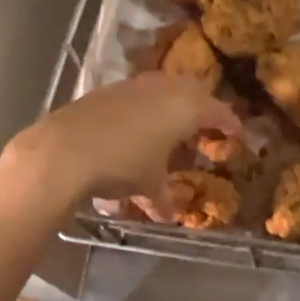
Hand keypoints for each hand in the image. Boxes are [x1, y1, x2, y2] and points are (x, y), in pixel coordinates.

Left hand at [0, 74, 239, 212]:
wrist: (63, 150)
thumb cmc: (121, 165)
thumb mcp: (147, 185)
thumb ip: (162, 197)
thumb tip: (167, 214)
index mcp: (185, 108)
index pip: (217, 111)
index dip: (229, 123)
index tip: (236, 133)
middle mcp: (163, 89)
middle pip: (192, 90)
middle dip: (202, 106)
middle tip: (206, 123)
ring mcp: (132, 86)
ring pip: (162, 87)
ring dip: (171, 102)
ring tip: (171, 123)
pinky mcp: (105, 91)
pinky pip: (136, 95)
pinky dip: (144, 107)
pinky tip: (135, 127)